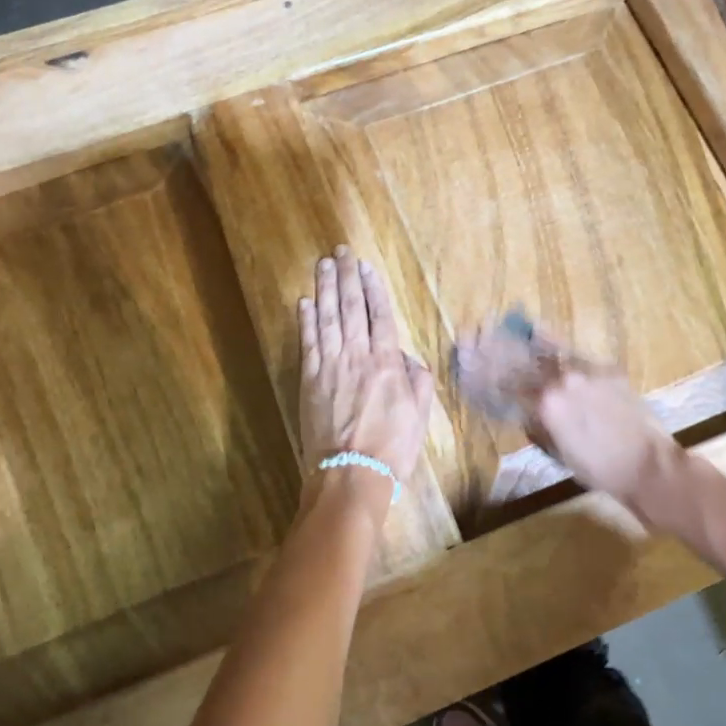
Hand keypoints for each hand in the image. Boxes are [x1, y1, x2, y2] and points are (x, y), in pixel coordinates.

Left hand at [298, 246, 433, 490]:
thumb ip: (418, 380)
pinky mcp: (309, 380)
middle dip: (347, 278)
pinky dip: (306, 320)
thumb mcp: (420, 415)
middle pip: (351, 308)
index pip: (381, 316)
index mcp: (388, 363)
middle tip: (341, 252)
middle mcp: (358, 356)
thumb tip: (406, 357)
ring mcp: (330, 366)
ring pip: (327, 318)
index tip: (366, 267)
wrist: (352, 473)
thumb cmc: (393, 447)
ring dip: (324, 289)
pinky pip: (308, 342)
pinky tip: (305, 302)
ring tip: (323, 266)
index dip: (373, 289)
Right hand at [453, 322, 681, 513]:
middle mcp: (562, 379)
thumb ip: (536, 424)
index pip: (505, 383)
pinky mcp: (607, 368)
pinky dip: (555, 347)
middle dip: (494, 348)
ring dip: (523, 342)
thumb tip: (524, 409)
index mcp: (545, 404)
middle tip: (474, 333)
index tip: (466, 359)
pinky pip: (573, 354)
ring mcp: (586, 370)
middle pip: (521, 359)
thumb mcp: (557, 451)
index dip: (482, 372)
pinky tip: (541, 334)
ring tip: (502, 327)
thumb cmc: (599, 469)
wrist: (647, 465)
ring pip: (547, 350)